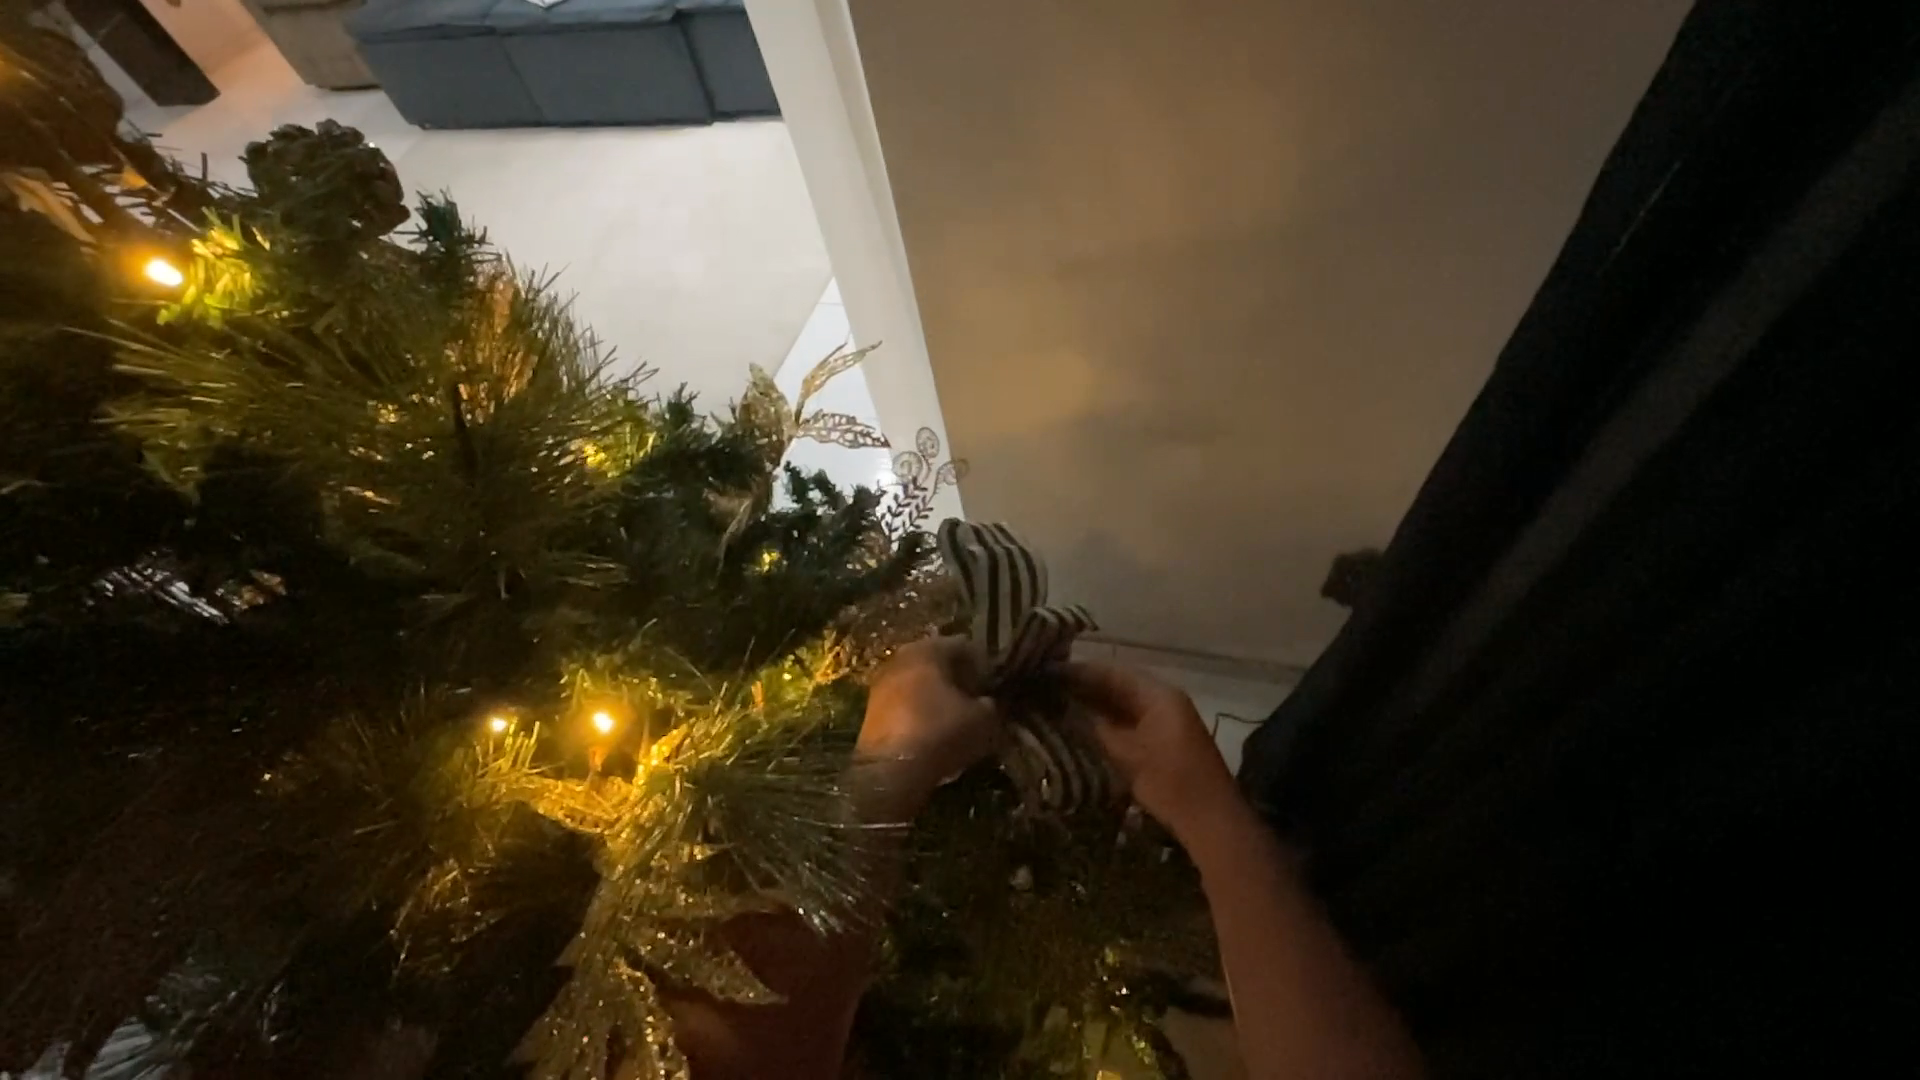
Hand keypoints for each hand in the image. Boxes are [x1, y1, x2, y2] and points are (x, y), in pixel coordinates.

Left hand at [856, 637, 998, 817]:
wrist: (891, 770)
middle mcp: (902, 656)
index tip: (993, 687)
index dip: (983, 666)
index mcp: (929, 648)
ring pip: (920, 681)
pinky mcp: (871, 707)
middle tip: (976, 700)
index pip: (965, 646)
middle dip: (958, 679)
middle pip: (939, 662)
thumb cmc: (940, 732)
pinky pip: (905, 701)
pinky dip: (920, 710)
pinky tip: (933, 729)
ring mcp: (882, 681)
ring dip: (938, 695)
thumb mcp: (983, 719)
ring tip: (956, 717)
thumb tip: (988, 702)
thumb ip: (991, 703)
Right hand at [1061, 661, 1238, 841]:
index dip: (1078, 672)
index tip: (1046, 673)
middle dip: (1082, 687)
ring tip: (1053, 706)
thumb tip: (1063, 711)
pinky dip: (1103, 722)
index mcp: (1158, 695)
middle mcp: (1161, 700)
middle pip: (1116, 685)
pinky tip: (1078, 728)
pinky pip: (1126, 722)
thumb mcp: (1127, 755)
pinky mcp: (1160, 741)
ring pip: (1119, 704)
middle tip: (1044, 690)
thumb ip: (1095, 729)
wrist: (1211, 822)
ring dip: (1091, 705)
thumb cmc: (1172, 783)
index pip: (1111, 672)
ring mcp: (1163, 721)